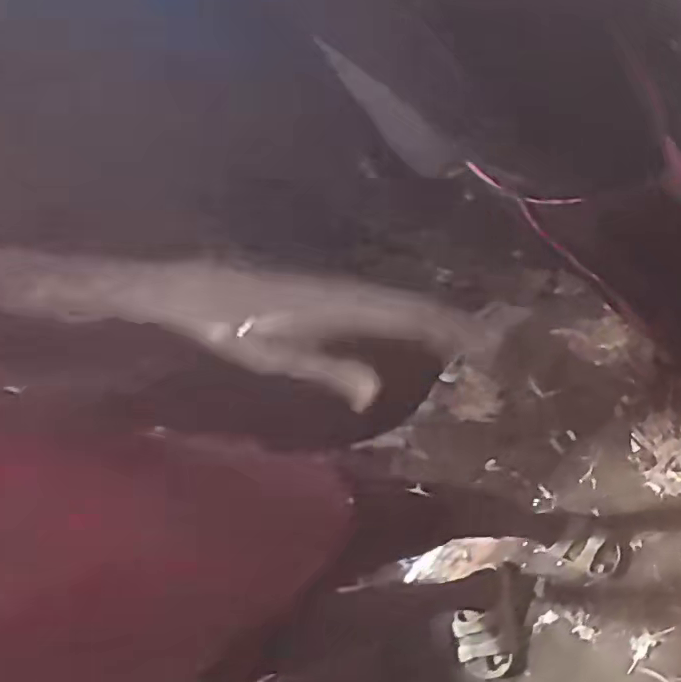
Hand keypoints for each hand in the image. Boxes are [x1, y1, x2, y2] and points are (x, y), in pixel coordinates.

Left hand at [0, 252, 481, 410]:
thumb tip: (379, 395)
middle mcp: (361, 294)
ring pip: (415, 308)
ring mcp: (352, 293)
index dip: (463, 329)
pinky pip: (396, 310)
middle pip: (428, 309)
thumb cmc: (219, 324)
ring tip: (484, 344)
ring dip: (450, 325)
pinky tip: (434, 338)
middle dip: (469, 327)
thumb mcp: (267, 353)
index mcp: (352, 305)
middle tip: (507, 349)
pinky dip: (424, 322)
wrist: (173, 286)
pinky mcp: (340, 298)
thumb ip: (327, 370)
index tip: (500, 345)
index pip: (423, 315)